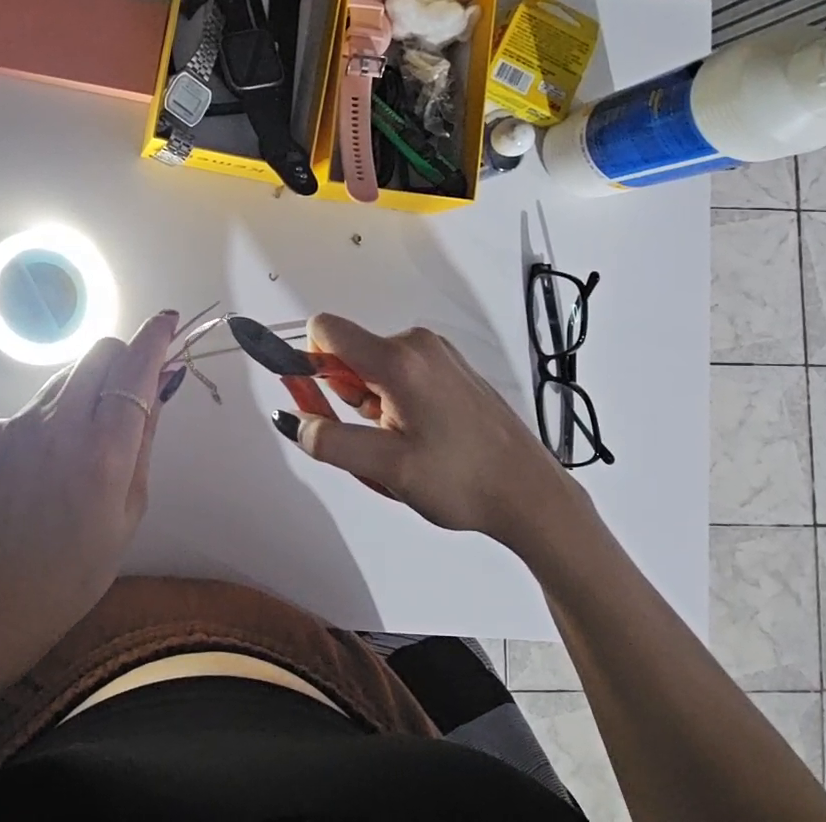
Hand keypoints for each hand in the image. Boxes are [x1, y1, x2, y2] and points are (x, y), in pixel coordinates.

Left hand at [0, 310, 177, 650]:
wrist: (2, 593)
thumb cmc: (81, 564)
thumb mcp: (132, 506)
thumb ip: (145, 437)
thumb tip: (161, 382)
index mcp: (105, 451)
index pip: (135, 368)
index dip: (155, 337)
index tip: (168, 321)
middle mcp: (60, 424)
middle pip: (98, 352)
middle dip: (122, 358)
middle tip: (132, 389)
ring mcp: (19, 424)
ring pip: (66, 375)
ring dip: (88, 387)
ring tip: (87, 438)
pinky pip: (37, 403)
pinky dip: (56, 414)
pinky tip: (51, 459)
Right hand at [276, 314, 581, 550]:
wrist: (531, 496)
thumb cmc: (466, 482)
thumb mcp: (386, 467)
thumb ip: (329, 440)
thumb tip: (293, 420)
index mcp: (400, 360)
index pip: (325, 330)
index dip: (308, 363)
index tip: (320, 402)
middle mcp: (418, 345)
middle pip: (347, 353)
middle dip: (344, 396)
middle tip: (373, 440)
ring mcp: (437, 355)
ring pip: (370, 368)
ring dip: (368, 407)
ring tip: (399, 447)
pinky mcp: (449, 370)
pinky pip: (397, 375)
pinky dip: (391, 404)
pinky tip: (416, 441)